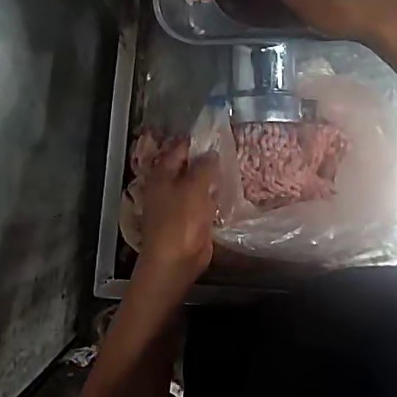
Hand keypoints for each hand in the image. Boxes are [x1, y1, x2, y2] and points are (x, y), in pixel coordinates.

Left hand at [135, 142, 218, 287]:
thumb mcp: (194, 188)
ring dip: (212, 179)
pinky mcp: (189, 219)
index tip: (219, 135)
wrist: (175, 261)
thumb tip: (211, 153)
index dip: (198, 141)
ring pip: (197, 184)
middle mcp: (168, 186)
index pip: (180, 149)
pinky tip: (229, 192)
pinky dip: (214, 196)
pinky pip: (203, 201)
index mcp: (162, 175)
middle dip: (207, 160)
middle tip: (231, 150)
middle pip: (189, 166)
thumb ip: (204, 167)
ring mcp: (178, 203)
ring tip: (234, 168)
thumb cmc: (181, 221)